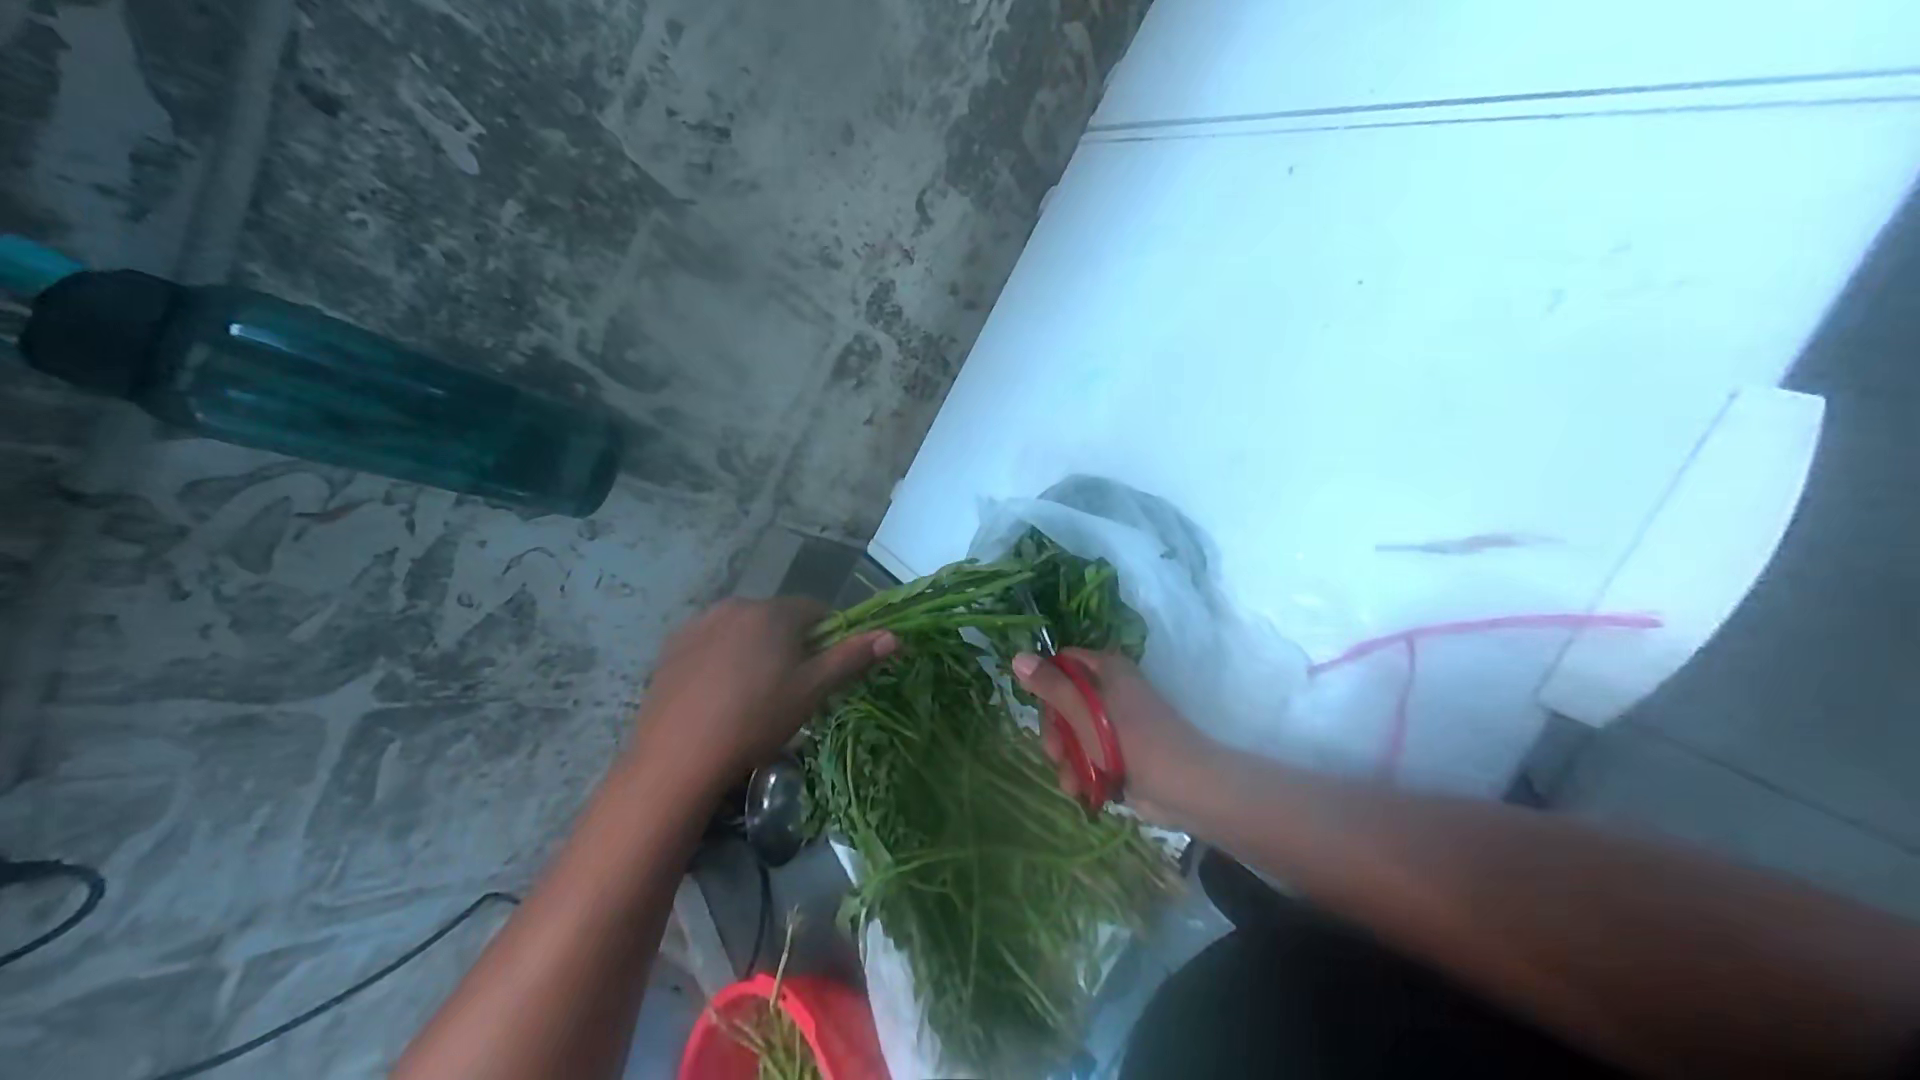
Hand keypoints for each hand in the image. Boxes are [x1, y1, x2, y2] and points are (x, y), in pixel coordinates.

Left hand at [631, 598, 895, 788]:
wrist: (677, 758)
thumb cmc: (756, 720)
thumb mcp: (812, 691)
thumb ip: (852, 657)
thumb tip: (894, 635)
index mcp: (772, 612)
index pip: (816, 610)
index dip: (828, 638)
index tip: (824, 672)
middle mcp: (734, 605)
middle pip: (778, 618)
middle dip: (791, 644)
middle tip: (790, 689)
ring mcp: (698, 624)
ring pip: (744, 631)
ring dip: (756, 650)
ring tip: (752, 695)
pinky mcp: (671, 647)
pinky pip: (712, 643)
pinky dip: (723, 659)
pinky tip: (719, 696)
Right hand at [1011, 649, 1223, 825]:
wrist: (1184, 788)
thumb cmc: (1132, 741)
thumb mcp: (1083, 712)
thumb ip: (1050, 686)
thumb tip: (1017, 656)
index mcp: (1107, 670)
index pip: (1063, 664)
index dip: (1046, 683)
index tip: (1040, 707)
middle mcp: (1110, 690)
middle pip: (1063, 702)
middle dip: (1054, 732)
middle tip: (1054, 752)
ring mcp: (1115, 723)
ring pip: (1073, 733)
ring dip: (1066, 757)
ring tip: (1072, 779)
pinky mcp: (1120, 753)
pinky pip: (1088, 755)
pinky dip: (1082, 770)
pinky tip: (1081, 788)